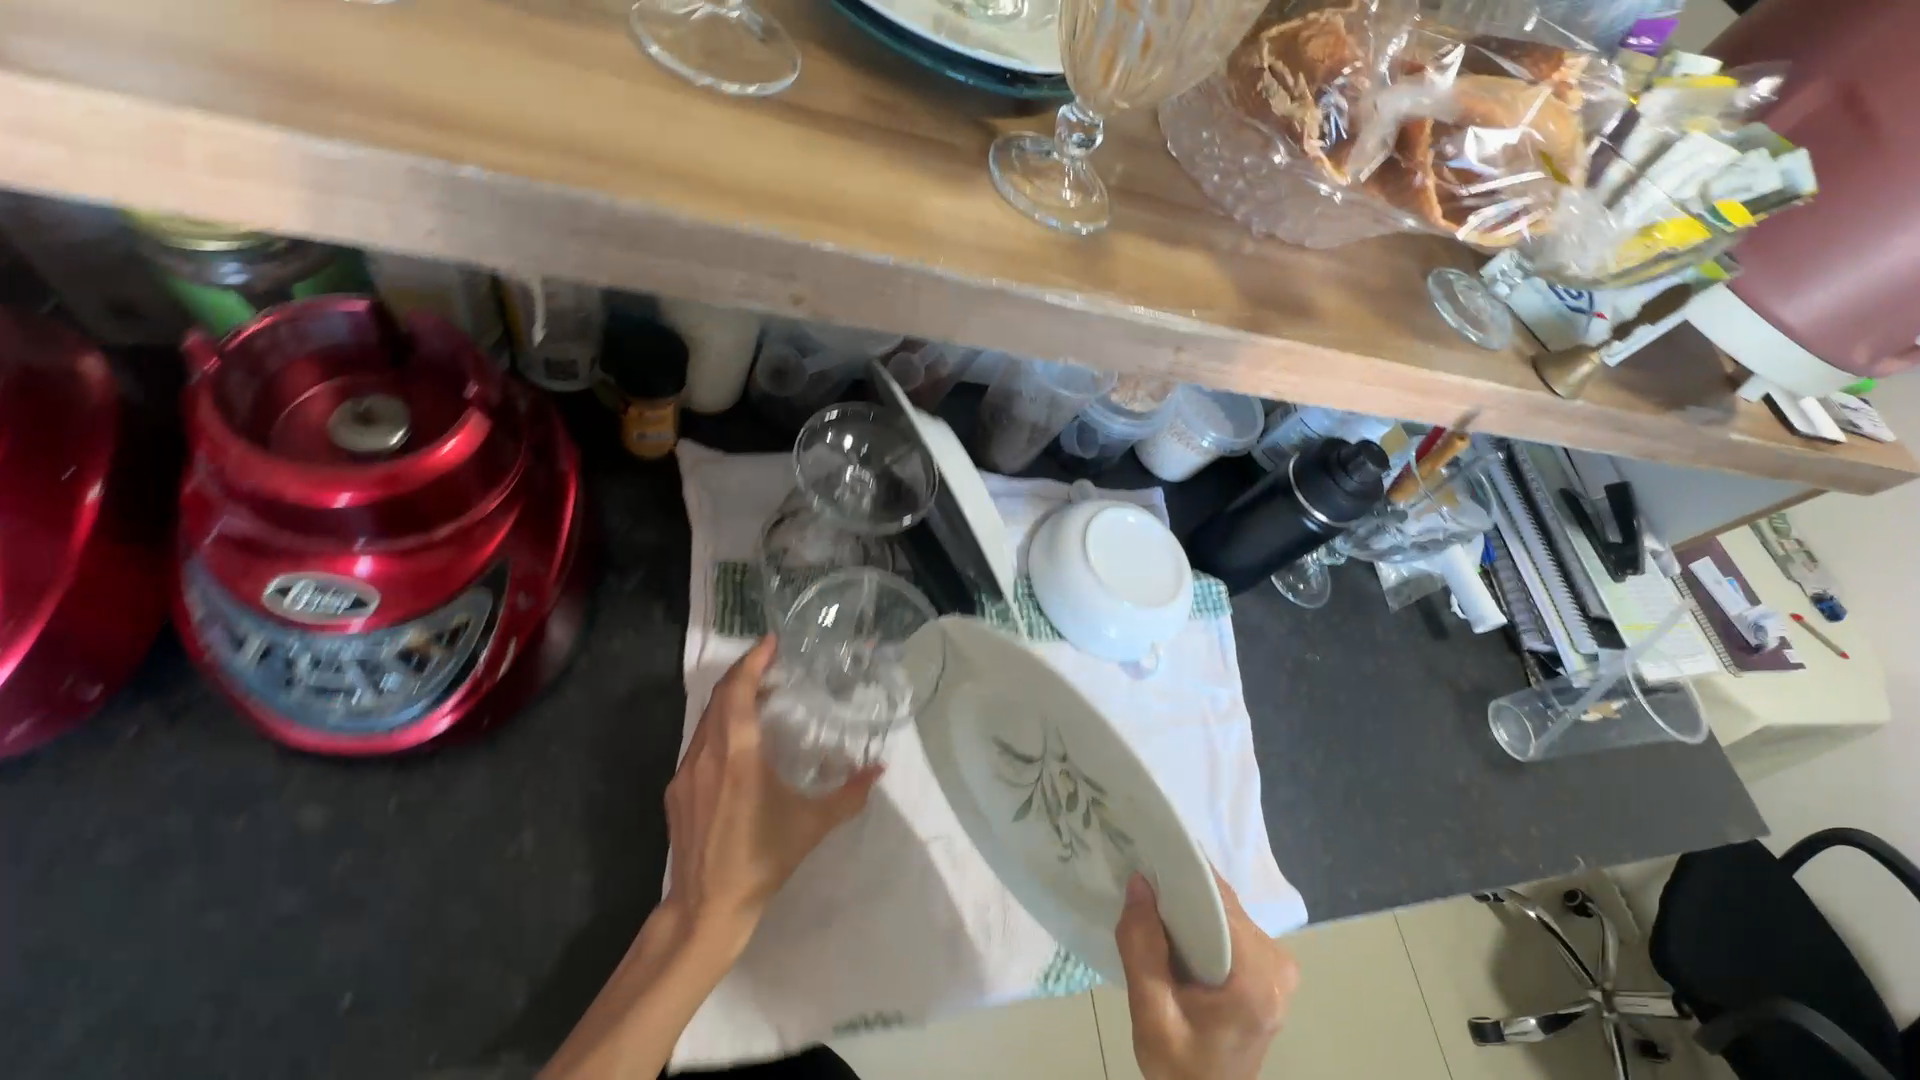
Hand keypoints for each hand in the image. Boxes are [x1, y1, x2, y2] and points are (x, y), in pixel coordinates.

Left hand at [661, 637, 881, 945]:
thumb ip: (850, 794)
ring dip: (730, 701)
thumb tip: (880, 769)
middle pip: (720, 697)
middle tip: (772, 665)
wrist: (707, 905)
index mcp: (737, 754)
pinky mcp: (676, 791)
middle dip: (744, 674)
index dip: (753, 661)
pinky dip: (718, 728)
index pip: (738, 690)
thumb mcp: (812, 825)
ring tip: (759, 697)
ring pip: (706, 720)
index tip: (771, 643)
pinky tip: (736, 745)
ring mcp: (686, 772)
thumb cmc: (763, 860)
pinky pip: (698, 744)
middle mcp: (707, 754)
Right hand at [1116, 873, 1299, 1079]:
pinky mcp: (1269, 974)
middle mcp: (1279, 966)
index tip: (1145, 861)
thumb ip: (1142, 948)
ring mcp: (1278, 970)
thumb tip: (1139, 882)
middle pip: (1224, 906)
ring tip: (1152, 906)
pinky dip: (1200, 925)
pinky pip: (1230, 930)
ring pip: (1226, 914)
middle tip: (1141, 885)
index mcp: (1258, 978)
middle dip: (1182, 893)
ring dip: (1189, 908)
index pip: (1219, 903)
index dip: (1181, 878)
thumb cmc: (1180, 1069)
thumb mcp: (1151, 1014)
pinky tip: (1173, 931)